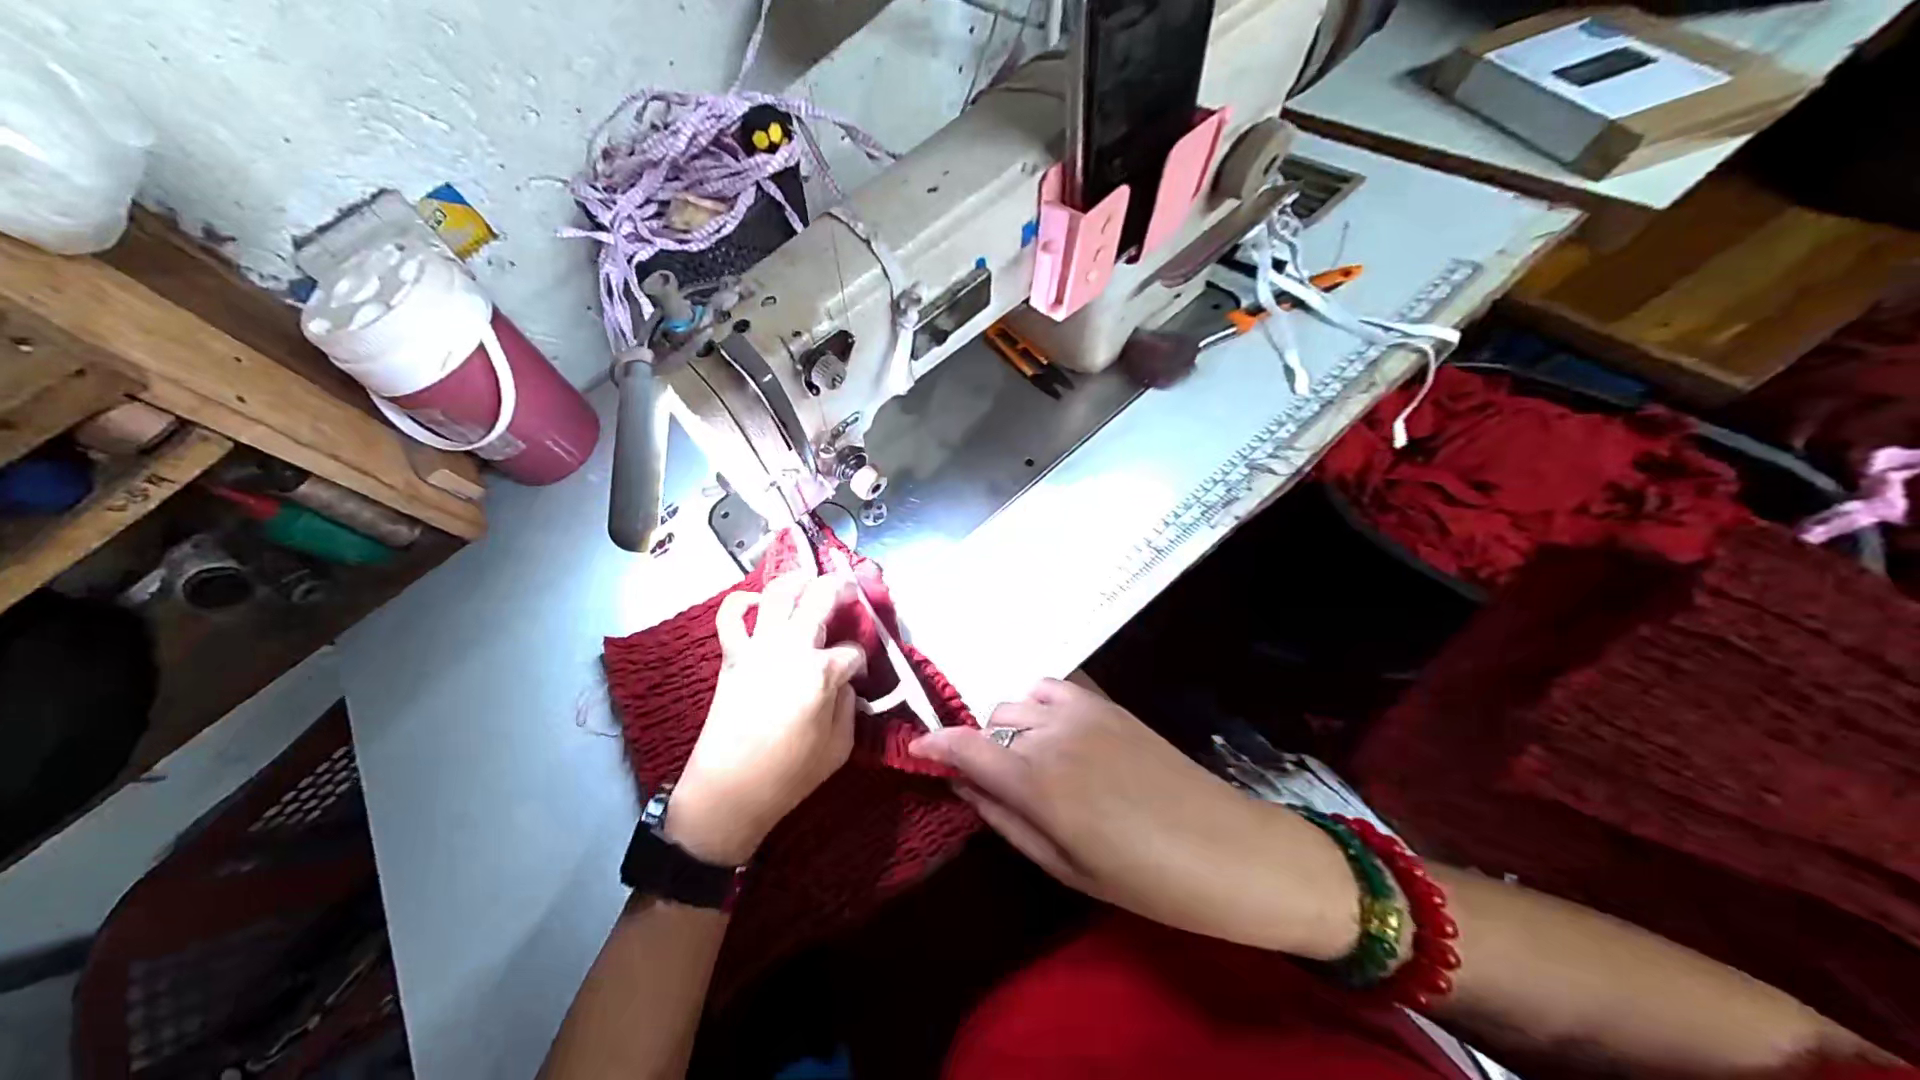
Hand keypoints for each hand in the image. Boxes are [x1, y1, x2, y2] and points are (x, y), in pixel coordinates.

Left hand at [665, 573, 866, 866]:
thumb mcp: (840, 746)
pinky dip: (745, 601)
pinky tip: (761, 603)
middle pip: (821, 596)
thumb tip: (844, 682)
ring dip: (799, 579)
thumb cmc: (789, 775)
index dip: (860, 661)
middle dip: (842, 587)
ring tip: (811, 580)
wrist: (729, 790)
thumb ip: (848, 704)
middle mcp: (791, 647)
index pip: (853, 651)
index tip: (858, 675)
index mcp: (822, 672)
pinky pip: (732, 615)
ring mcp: (758, 646)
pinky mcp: (732, 655)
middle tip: (852, 589)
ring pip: (779, 591)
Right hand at [910, 678, 1361, 959]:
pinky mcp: (1109, 703)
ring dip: (1010, 725)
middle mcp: (1052, 734)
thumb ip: (1005, 820)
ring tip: (1030, 759)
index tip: (918, 751)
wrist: (1231, 850)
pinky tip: (1055, 729)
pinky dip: (1040, 702)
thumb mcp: (1064, 866)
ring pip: (1018, 700)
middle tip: (997, 783)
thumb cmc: (1145, 879)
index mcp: (1037, 782)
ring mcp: (1083, 712)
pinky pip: (1054, 686)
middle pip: (990, 721)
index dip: (933, 746)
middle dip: (980, 747)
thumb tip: (963, 785)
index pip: (964, 746)